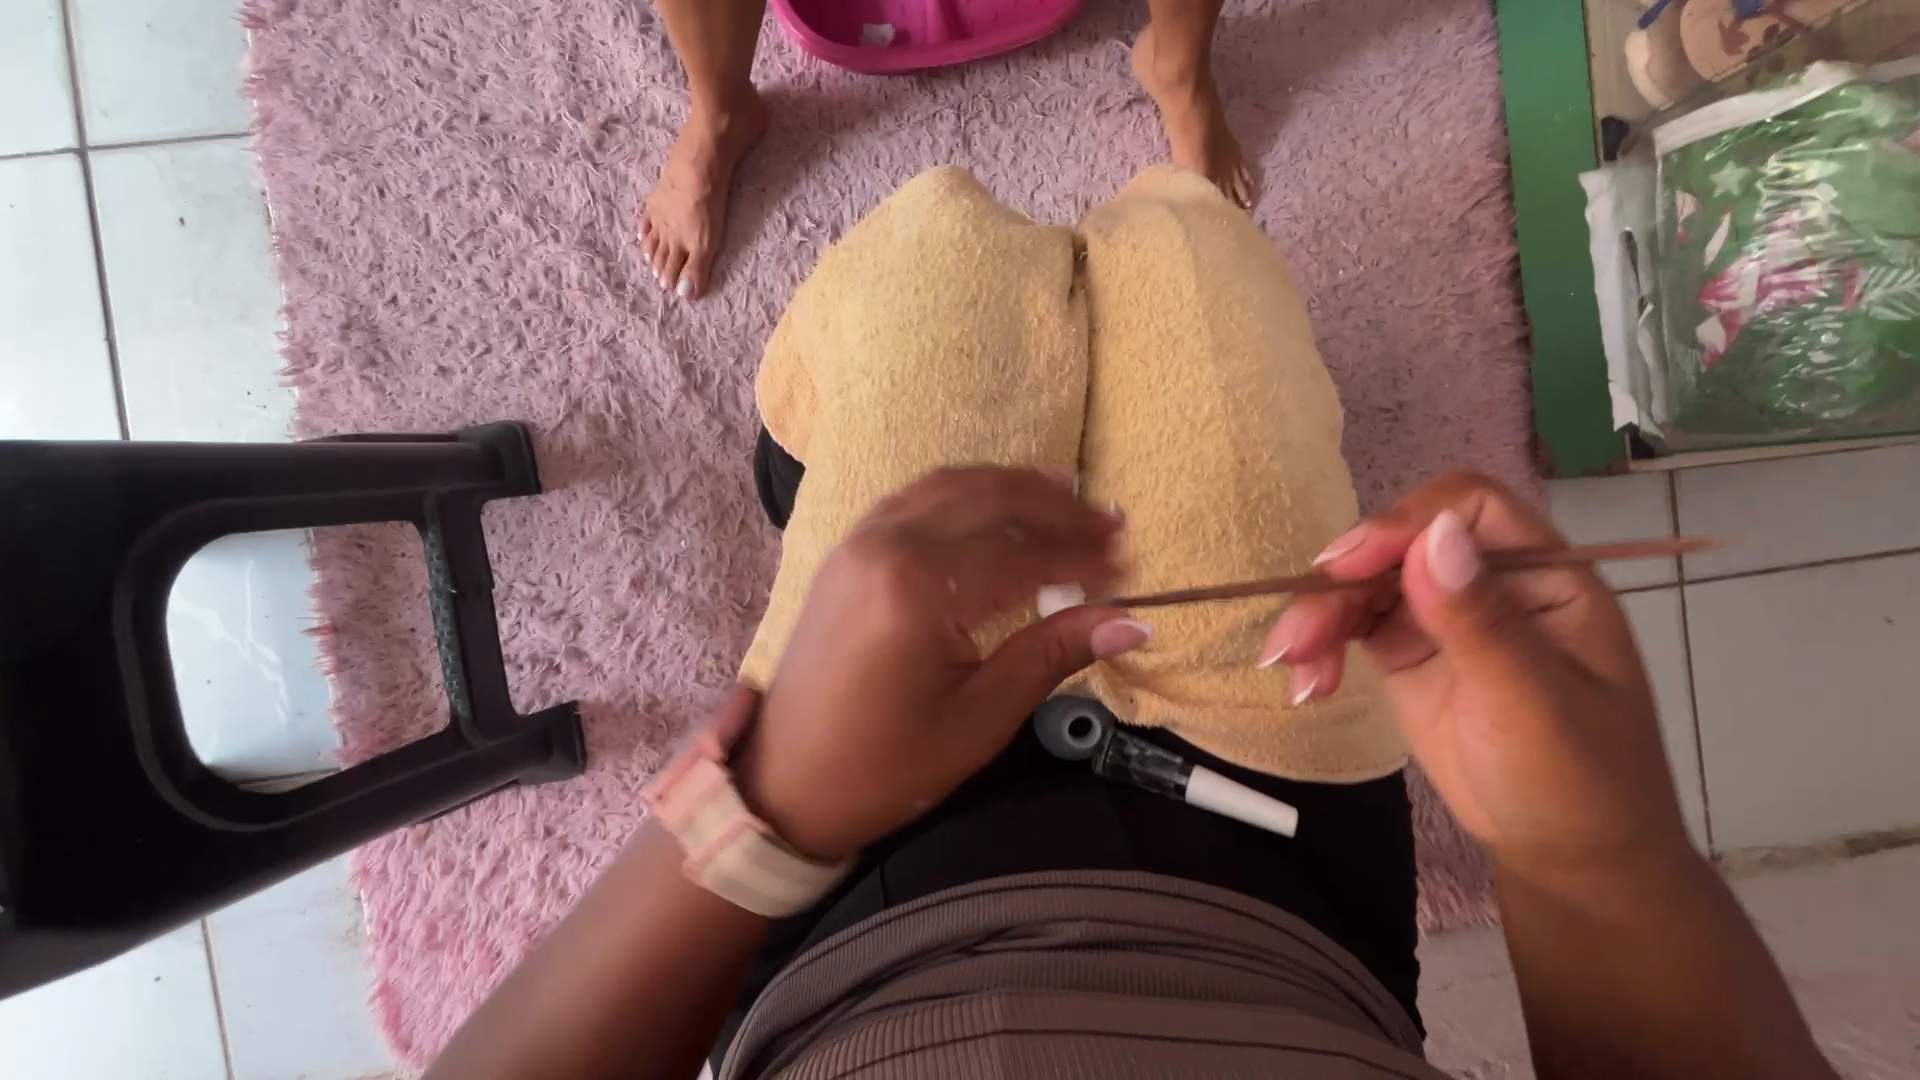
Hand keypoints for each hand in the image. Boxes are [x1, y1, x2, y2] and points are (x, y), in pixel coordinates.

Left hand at [731, 467, 1151, 860]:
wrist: (786, 781)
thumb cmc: (886, 767)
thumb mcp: (979, 719)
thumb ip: (1052, 654)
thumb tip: (1131, 622)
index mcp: (918, 592)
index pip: (1022, 554)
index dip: (1082, 556)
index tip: (1128, 564)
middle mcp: (887, 546)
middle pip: (989, 498)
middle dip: (1056, 507)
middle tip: (1109, 522)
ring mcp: (860, 540)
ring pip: (950, 485)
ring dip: (1012, 486)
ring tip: (1066, 494)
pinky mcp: (847, 549)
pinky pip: (915, 498)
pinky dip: (964, 490)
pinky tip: (994, 503)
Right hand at [1261, 471, 1692, 880]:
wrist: (1564, 853)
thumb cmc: (1578, 782)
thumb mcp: (1533, 704)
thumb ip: (1480, 619)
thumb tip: (1433, 535)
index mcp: (1543, 577)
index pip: (1469, 508)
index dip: (1403, 523)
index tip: (1350, 566)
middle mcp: (1485, 581)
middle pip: (1394, 546)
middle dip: (1338, 585)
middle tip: (1298, 638)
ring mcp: (1440, 614)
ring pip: (1360, 584)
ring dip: (1317, 618)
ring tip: (1290, 666)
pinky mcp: (1404, 648)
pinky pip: (1348, 625)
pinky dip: (1318, 646)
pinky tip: (1305, 684)